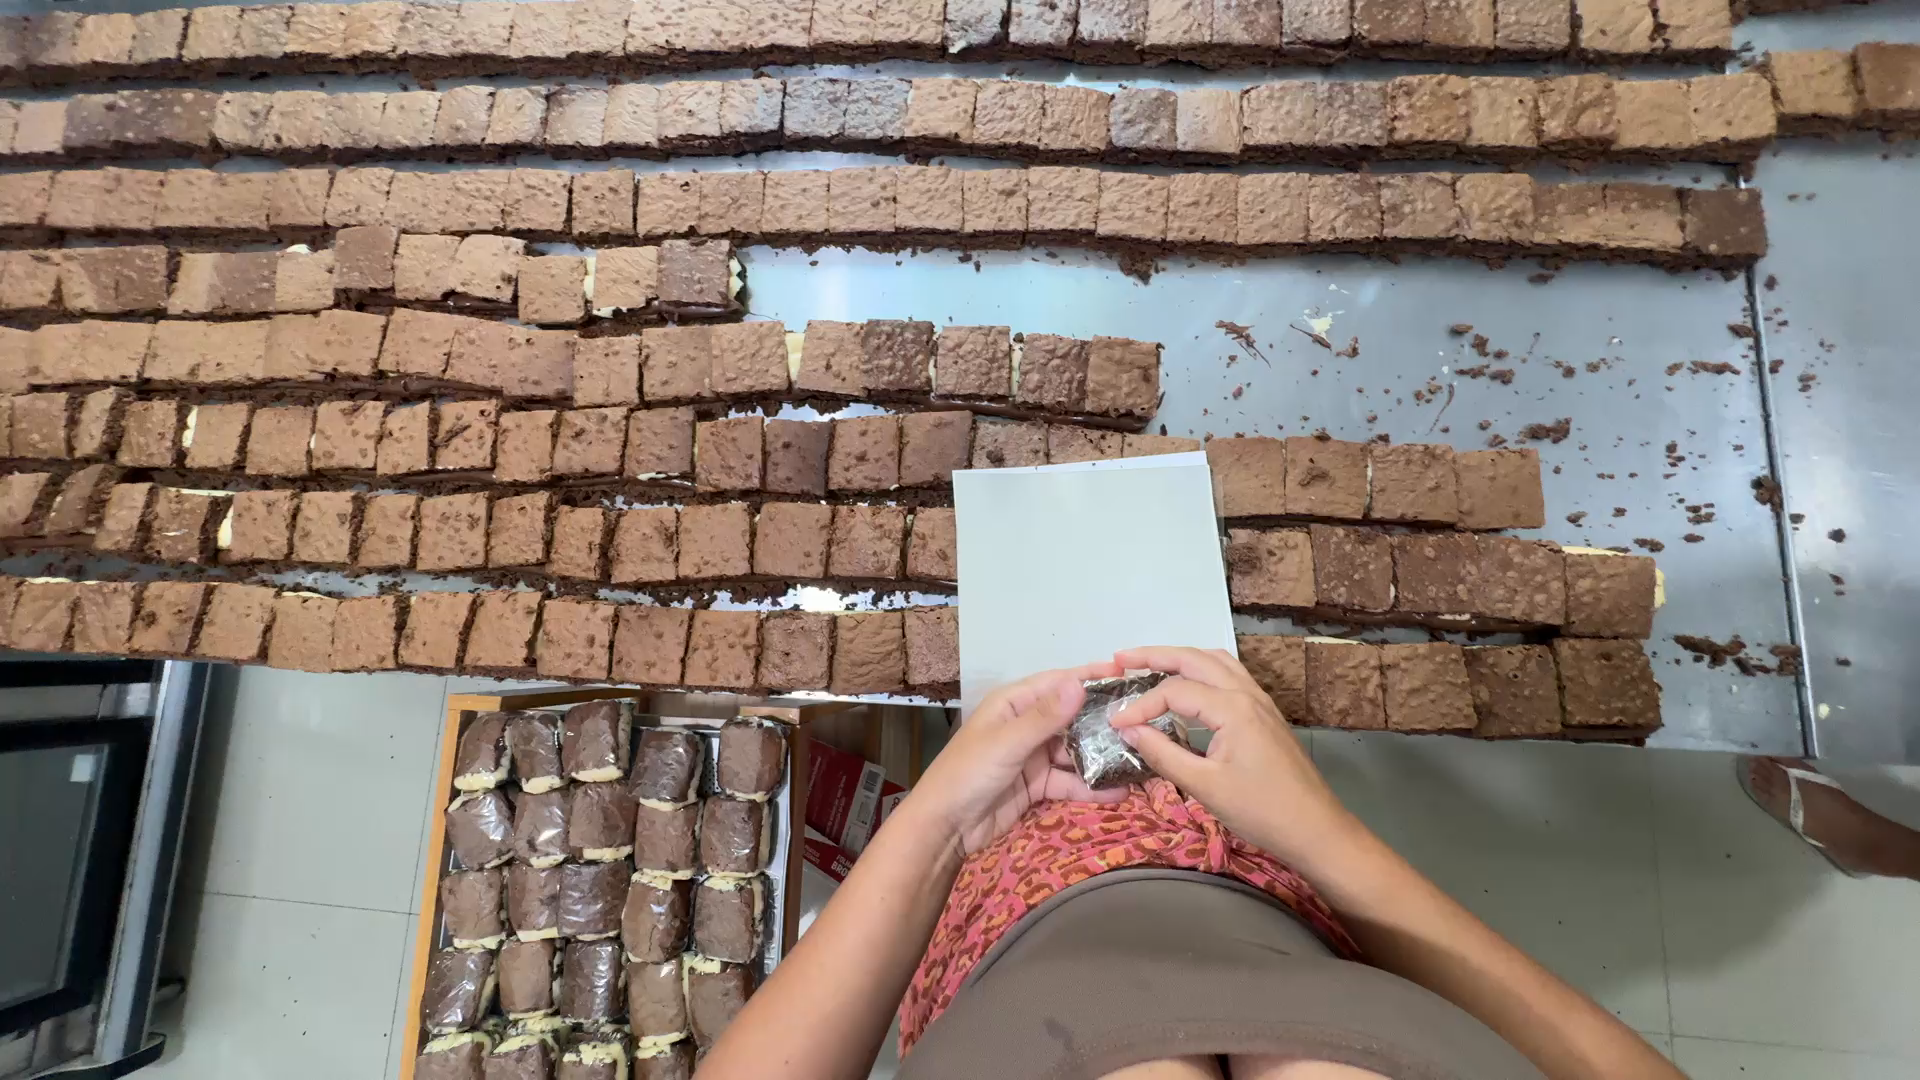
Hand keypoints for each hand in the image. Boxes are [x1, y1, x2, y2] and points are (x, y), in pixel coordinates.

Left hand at [905, 662, 1128, 855]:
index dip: (1090, 677)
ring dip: (1101, 756)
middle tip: (1143, 723)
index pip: (1058, 683)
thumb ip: (1045, 717)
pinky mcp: (1036, 785)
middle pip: (1071, 717)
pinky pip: (1068, 781)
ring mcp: (1032, 756)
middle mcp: (1025, 725)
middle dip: (1102, 721)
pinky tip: (1119, 792)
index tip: (1126, 674)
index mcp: (1013, 703)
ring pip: (1074, 751)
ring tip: (1139, 760)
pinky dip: (1091, 787)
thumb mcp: (1007, 742)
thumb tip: (1080, 683)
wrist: (944, 828)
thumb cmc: (968, 773)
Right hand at [1108, 646, 1361, 870]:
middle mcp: (1246, 693)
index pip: (1174, 692)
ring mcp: (1259, 700)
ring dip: (1180, 657)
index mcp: (1232, 708)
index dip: (1140, 706)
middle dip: (1154, 655)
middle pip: (1193, 659)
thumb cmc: (1261, 811)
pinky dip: (1201, 668)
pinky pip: (1228, 674)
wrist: (1317, 831)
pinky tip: (1188, 683)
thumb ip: (1162, 753)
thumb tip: (1127, 730)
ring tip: (1148, 663)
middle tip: (1119, 659)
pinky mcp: (1264, 712)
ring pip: (1214, 660)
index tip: (1114, 724)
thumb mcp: (1204, 787)